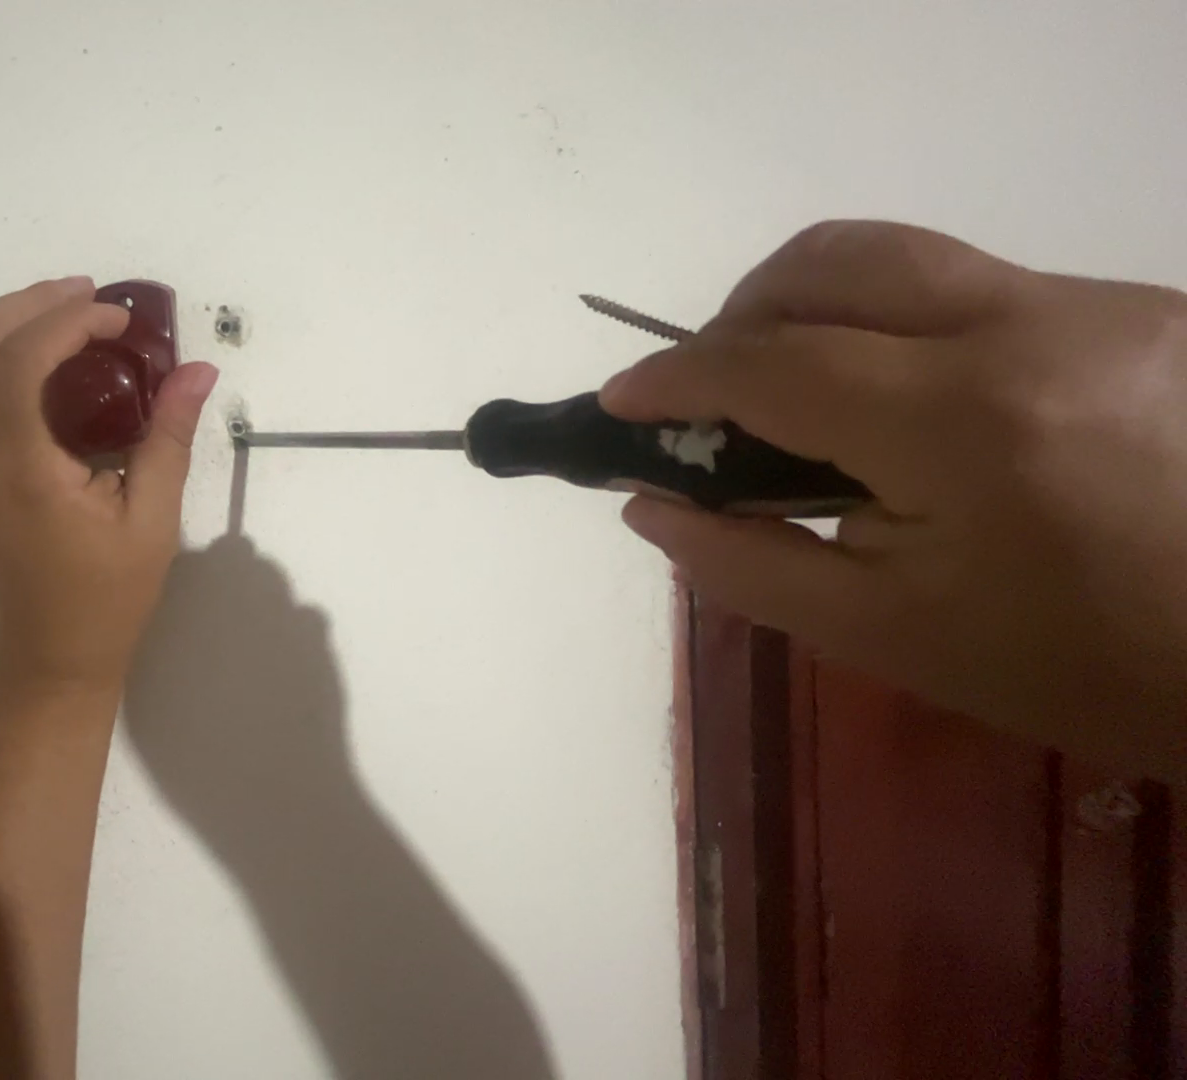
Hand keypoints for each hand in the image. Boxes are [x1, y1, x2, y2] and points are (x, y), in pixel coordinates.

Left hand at [0, 277, 218, 693]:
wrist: (47, 665)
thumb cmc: (106, 601)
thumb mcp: (151, 521)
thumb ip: (168, 438)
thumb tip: (198, 372)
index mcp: (22, 465)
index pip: (27, 357)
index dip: (73, 320)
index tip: (121, 320)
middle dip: (28, 303)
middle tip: (84, 295)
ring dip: (8, 329)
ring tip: (66, 319)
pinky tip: (46, 373)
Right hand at [600, 221, 1186, 772]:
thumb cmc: (1076, 667)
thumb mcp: (875, 632)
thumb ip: (739, 560)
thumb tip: (645, 503)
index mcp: (963, 423)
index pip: (770, 361)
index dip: (672, 377)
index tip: (615, 402)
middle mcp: (1039, 327)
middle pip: (837, 260)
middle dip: (736, 316)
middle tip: (706, 393)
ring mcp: (1107, 306)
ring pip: (903, 263)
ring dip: (809, 316)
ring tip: (791, 400)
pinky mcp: (1142, 311)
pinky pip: (966, 291)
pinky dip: (884, 333)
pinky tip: (895, 414)